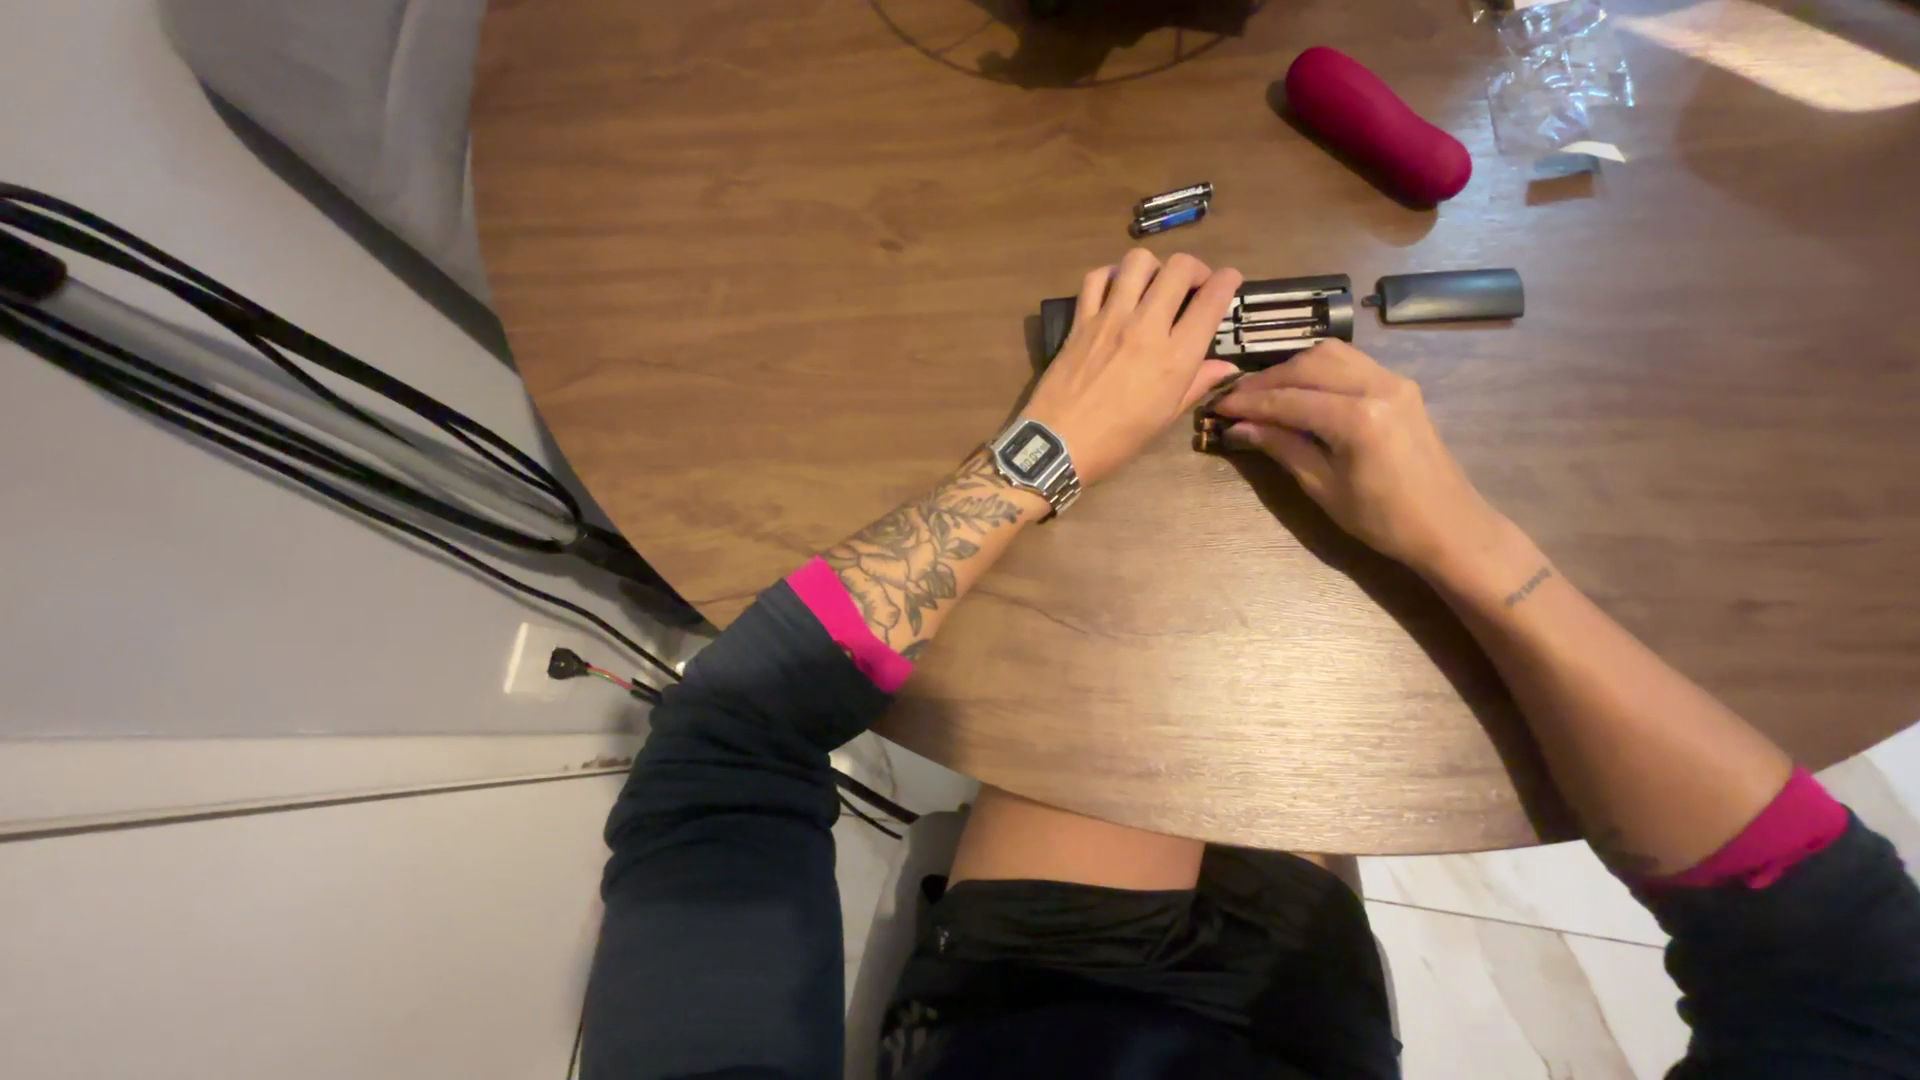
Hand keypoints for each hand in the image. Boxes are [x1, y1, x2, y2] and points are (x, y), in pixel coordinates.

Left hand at [1021, 249, 1242, 485]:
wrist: (1059, 444)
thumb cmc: (1118, 439)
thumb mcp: (1165, 417)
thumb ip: (1197, 384)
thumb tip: (1225, 366)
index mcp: (1176, 356)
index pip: (1212, 300)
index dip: (1227, 282)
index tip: (1229, 281)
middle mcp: (1146, 327)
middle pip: (1179, 269)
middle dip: (1195, 269)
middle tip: (1191, 286)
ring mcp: (1110, 319)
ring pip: (1138, 262)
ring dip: (1153, 267)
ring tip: (1153, 285)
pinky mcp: (1080, 321)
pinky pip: (1096, 278)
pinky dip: (1110, 276)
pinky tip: (1116, 291)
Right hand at [1210, 340, 1504, 575]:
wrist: (1449, 525)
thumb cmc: (1382, 519)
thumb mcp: (1323, 487)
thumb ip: (1282, 448)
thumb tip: (1238, 427)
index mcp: (1358, 419)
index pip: (1288, 400)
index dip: (1248, 403)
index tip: (1217, 407)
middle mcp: (1377, 387)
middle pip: (1307, 365)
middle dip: (1265, 380)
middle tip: (1235, 399)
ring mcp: (1393, 381)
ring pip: (1329, 355)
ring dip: (1291, 369)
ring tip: (1264, 393)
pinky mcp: (1400, 386)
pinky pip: (1349, 363)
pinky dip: (1317, 370)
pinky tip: (1298, 390)